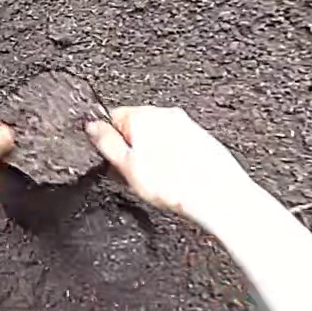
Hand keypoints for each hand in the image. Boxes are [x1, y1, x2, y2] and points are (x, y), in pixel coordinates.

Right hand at [86, 107, 254, 222]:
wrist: (219, 196)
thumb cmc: (176, 184)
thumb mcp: (126, 166)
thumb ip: (105, 142)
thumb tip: (92, 127)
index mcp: (143, 114)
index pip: (111, 117)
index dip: (107, 141)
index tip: (111, 160)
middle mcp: (166, 114)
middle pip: (135, 127)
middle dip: (131, 149)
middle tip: (133, 175)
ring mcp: (186, 125)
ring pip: (157, 138)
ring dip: (152, 155)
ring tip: (158, 182)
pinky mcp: (201, 139)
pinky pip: (177, 147)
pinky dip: (172, 160)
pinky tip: (174, 179)